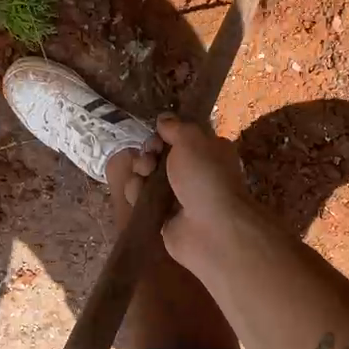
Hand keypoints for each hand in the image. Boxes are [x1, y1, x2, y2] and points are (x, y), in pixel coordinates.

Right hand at [119, 115, 258, 269]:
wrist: (211, 229)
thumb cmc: (205, 176)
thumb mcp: (191, 139)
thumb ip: (174, 127)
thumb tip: (163, 119)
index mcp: (206, 151)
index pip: (179, 137)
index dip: (164, 134)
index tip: (158, 136)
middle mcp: (192, 172)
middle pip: (159, 155)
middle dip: (148, 152)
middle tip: (149, 158)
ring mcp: (176, 196)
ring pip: (147, 175)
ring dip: (140, 170)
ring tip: (144, 175)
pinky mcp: (161, 216)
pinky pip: (141, 198)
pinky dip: (136, 193)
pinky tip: (139, 193)